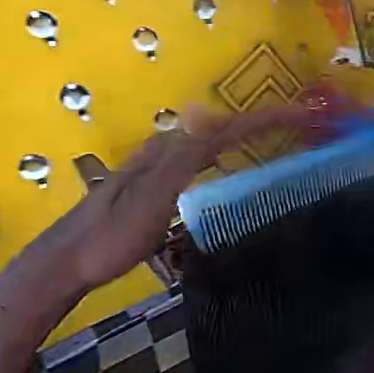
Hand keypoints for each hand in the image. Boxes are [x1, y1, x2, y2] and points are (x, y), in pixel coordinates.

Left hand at [29, 104, 316, 291]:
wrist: (69, 259)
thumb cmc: (113, 234)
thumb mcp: (151, 197)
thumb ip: (182, 157)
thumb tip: (210, 112)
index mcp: (170, 151)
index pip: (228, 127)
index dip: (266, 119)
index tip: (304, 116)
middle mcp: (166, 151)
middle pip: (222, 128)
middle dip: (263, 122)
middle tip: (301, 125)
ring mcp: (159, 167)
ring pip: (211, 142)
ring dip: (246, 135)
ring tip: (276, 137)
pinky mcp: (157, 185)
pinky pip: (201, 158)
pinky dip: (226, 152)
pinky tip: (226, 162)